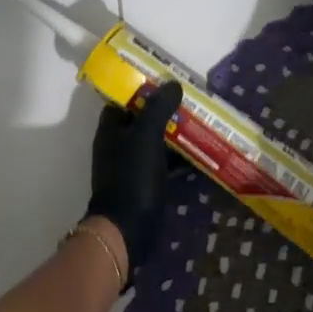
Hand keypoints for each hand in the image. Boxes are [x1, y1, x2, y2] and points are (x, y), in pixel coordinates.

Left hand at [85, 80, 184, 277]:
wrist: (128, 228)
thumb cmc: (133, 176)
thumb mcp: (146, 136)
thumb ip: (158, 108)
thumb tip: (173, 83)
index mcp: (111, 129)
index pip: (124, 100)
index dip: (143, 90)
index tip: (167, 83)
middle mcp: (118, 145)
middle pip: (142, 120)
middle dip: (165, 112)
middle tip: (191, 103)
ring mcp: (131, 166)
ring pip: (155, 142)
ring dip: (175, 135)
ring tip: (201, 124)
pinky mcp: (145, 184)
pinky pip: (163, 164)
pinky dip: (179, 159)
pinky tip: (201, 155)